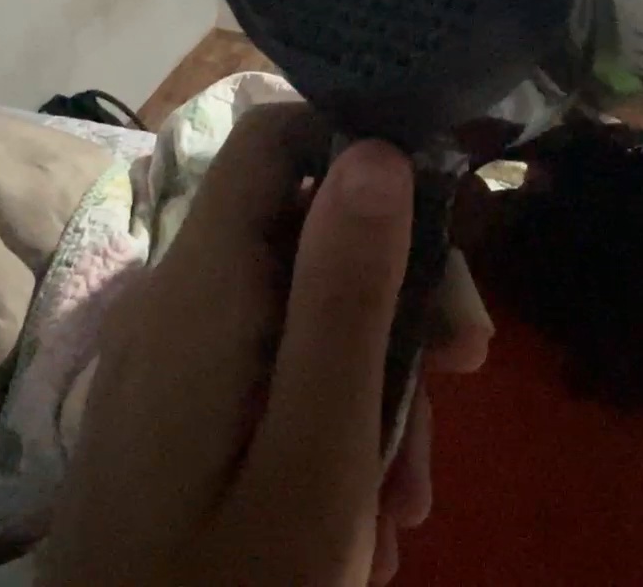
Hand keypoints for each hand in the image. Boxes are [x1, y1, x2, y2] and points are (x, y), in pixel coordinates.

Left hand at [39, 105, 489, 586]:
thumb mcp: (318, 449)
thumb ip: (345, 293)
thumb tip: (378, 151)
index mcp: (204, 288)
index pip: (272, 138)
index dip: (355, 146)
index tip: (438, 214)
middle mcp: (181, 299)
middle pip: (305, 226)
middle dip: (396, 283)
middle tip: (464, 365)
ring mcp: (178, 355)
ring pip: (302, 304)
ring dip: (375, 370)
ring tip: (408, 489)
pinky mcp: (184, 404)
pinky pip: (275, 365)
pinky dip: (333, 409)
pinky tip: (361, 504)